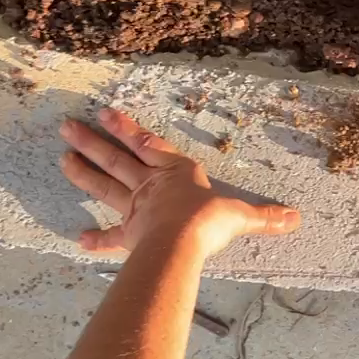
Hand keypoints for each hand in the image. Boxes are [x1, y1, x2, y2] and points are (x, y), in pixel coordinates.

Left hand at [59, 108, 300, 257]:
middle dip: (93, 142)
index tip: (106, 112)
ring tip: (62, 157)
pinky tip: (76, 238)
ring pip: (105, 185)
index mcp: (175, 172)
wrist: (181, 246)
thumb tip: (296, 218)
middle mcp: (150, 185)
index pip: (149, 144)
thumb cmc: (208, 222)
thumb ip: (264, 216)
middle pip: (117, 159)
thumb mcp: (239, 215)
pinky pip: (109, 237)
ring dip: (84, 171)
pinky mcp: (128, 237)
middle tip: (67, 126)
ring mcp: (135, 209)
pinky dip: (94, 238)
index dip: (127, 129)